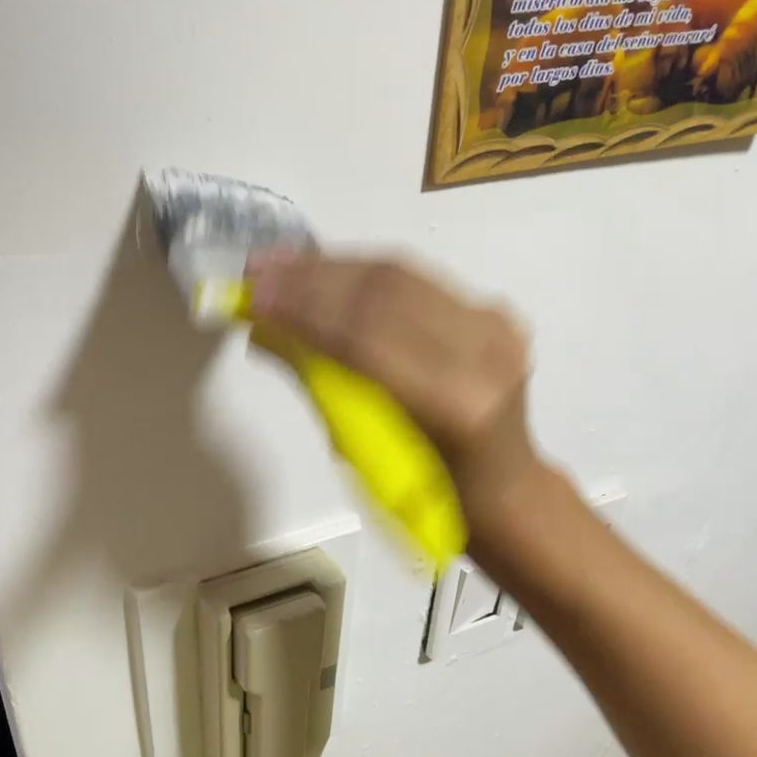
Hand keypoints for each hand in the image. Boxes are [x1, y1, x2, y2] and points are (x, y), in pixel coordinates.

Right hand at [248, 252, 543, 539]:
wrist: (501, 484)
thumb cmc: (428, 492)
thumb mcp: (366, 452)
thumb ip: (323, 385)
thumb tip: (268, 334)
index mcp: (456, 404)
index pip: (368, 341)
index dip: (305, 314)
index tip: (255, 300)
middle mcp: (485, 355)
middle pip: (385, 295)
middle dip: (311, 279)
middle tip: (258, 272)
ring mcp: (495, 327)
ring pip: (399, 275)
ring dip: (331, 266)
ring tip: (278, 264)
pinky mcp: (492, 311)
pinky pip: (416, 279)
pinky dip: (362, 272)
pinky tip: (322, 268)